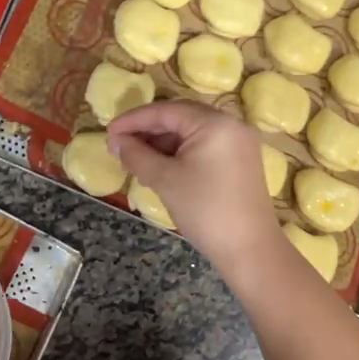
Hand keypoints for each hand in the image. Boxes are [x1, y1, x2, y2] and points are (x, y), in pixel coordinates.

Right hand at [107, 101, 280, 267]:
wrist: (249, 248)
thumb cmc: (205, 209)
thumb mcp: (164, 180)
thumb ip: (137, 155)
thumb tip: (117, 142)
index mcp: (214, 123)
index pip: (165, 110)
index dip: (133, 120)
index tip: (108, 133)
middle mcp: (231, 125)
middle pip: (179, 118)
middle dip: (147, 131)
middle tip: (119, 147)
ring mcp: (238, 143)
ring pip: (191, 133)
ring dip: (162, 143)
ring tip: (135, 160)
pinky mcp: (240, 161)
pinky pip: (203, 147)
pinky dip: (179, 153)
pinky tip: (159, 167)